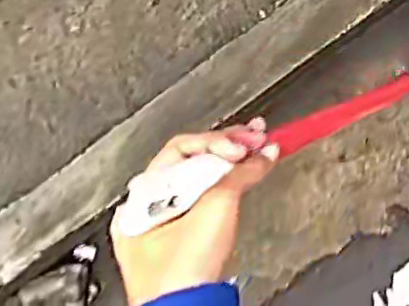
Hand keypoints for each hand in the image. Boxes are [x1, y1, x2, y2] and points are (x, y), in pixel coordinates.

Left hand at [113, 120, 278, 305]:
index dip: (217, 142)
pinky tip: (247, 172)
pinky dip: (225, 184)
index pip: (184, 148)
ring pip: (199, 178)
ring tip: (259, 149)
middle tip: (256, 137)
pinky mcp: (179, 240)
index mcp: (142, 197)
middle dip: (229, 146)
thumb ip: (243, 171)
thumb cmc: (185, 271)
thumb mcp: (218, 207)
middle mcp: (146, 207)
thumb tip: (266, 152)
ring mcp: (162, 225)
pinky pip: (202, 199)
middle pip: (192, 160)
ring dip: (231, 162)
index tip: (243, 147)